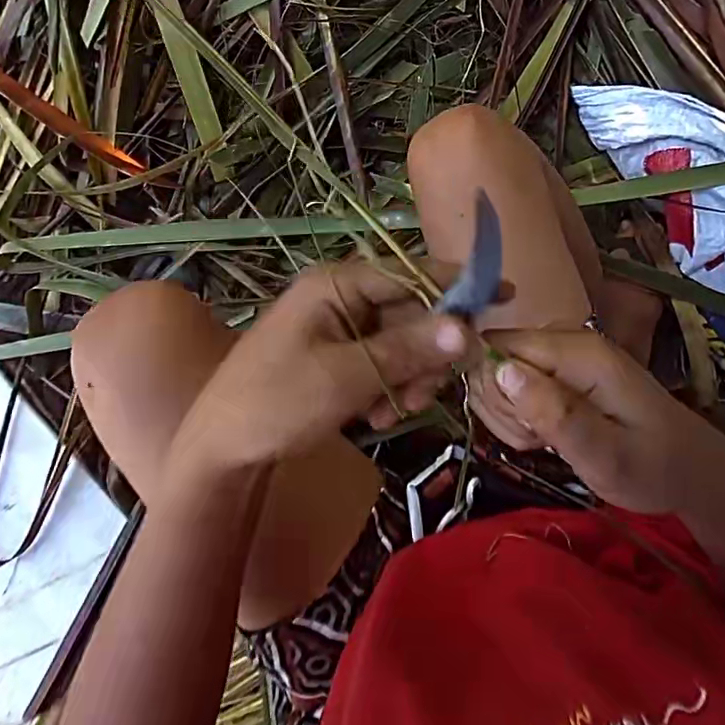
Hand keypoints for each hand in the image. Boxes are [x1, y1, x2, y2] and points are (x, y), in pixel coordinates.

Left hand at [177, 263, 471, 470]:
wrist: (220, 452)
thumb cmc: (276, 403)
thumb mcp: (347, 377)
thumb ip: (407, 350)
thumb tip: (467, 326)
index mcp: (338, 284)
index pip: (412, 273)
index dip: (458, 285)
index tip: (504, 295)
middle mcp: (342, 297)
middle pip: (412, 311)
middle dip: (426, 354)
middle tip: (426, 394)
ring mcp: (341, 327)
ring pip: (403, 342)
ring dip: (409, 377)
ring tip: (391, 413)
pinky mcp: (340, 355)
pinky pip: (385, 362)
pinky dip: (390, 388)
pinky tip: (376, 416)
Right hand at [475, 328, 724, 513]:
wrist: (690, 469)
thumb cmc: (652, 467)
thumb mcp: (606, 456)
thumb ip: (556, 415)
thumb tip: (502, 371)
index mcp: (579, 351)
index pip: (499, 345)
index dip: (493, 388)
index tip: (520, 426)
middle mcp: (567, 340)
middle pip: (495, 359)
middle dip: (502, 407)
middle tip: (537, 441)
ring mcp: (563, 353)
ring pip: (501, 375)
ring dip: (510, 416)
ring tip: (545, 441)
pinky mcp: (561, 369)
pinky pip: (516, 386)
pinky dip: (521, 417)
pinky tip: (547, 436)